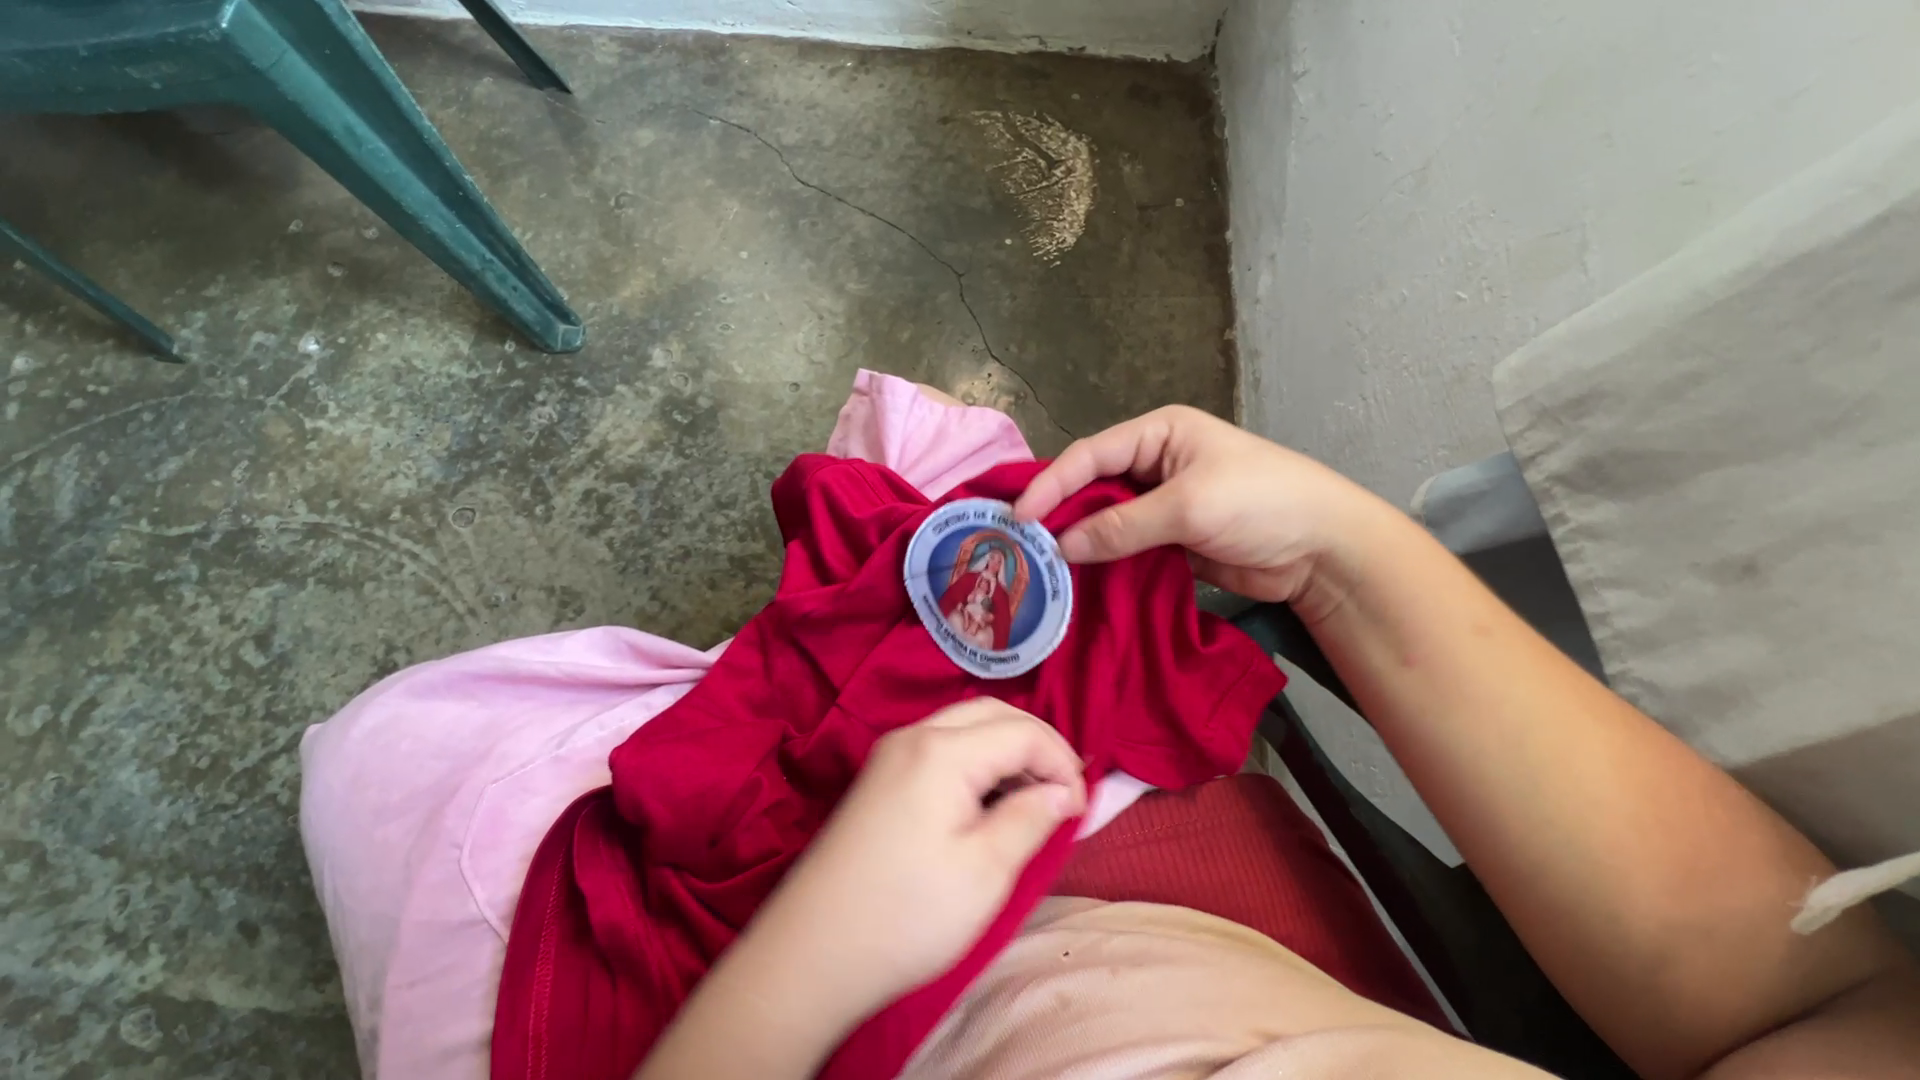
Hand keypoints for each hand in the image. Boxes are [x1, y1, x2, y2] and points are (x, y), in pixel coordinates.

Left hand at [747, 699, 1086, 1019]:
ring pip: (964, 728)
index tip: (1081, 810)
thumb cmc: (907, 915)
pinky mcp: (877, 781)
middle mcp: (912, 737)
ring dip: (1005, 751)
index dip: (1061, 763)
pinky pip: (940, 750)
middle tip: (1063, 793)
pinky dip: (976, 764)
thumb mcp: (986, 872)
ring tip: (1033, 800)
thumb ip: (1030, 818)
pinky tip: (988, 804)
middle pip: (991, 714)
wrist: (810, 955)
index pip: (1021, 731)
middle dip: (1035, 745)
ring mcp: (889, 756)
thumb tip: (1061, 791)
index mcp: (940, 751)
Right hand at [1013, 406, 1393, 622]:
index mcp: (1159, 433)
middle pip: (1092, 486)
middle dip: (1060, 513)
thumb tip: (1060, 547)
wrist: (1323, 549)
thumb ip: (1121, 526)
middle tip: (1022, 545)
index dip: (1052, 484)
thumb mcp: (1188, 507)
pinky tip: (1077, 579)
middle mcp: (1154, 463)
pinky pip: (1124, 547)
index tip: (1020, 518)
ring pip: (1105, 520)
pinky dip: (1102, 562)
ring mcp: (1161, 504)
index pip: (1091, 454)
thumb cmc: (1260, 502)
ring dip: (1078, 541)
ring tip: (1040, 566)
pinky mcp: (1170, 540)